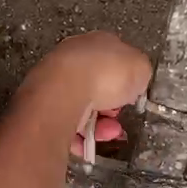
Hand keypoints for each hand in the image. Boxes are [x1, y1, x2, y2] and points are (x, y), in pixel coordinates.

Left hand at [21, 32, 152, 153]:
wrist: (63, 90)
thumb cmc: (105, 73)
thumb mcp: (140, 67)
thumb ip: (141, 72)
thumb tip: (137, 79)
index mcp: (98, 43)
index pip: (115, 60)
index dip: (126, 81)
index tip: (132, 97)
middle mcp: (75, 58)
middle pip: (98, 86)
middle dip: (112, 107)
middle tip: (118, 118)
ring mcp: (57, 80)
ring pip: (83, 107)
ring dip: (99, 125)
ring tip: (107, 134)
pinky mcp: (45, 104)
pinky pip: (67, 123)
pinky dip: (79, 136)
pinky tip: (88, 144)